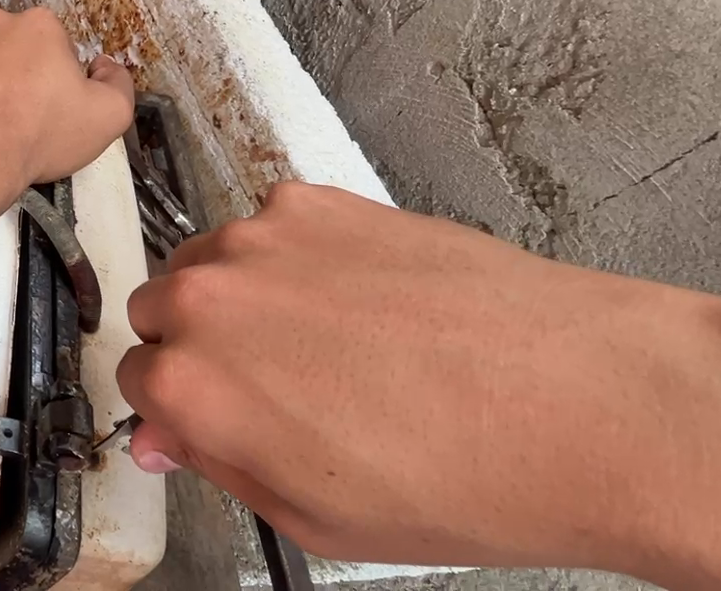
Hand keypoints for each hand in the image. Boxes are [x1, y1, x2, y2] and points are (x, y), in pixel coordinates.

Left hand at [0, 7, 135, 194]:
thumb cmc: (40, 134)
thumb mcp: (109, 115)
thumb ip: (119, 82)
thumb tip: (106, 67)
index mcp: (38, 24)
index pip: (60, 46)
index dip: (64, 78)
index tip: (59, 106)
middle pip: (20, 49)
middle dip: (26, 76)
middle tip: (28, 117)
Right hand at [118, 182, 720, 587]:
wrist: (588, 404)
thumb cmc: (466, 480)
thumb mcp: (318, 518)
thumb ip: (215, 465)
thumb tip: (160, 437)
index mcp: (190, 383)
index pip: (133, 377)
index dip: (172, 402)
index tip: (204, 408)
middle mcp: (199, 300)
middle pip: (153, 310)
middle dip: (192, 342)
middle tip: (266, 374)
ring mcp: (250, 241)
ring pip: (202, 263)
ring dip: (234, 295)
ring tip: (321, 333)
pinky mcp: (303, 202)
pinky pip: (265, 228)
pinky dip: (290, 257)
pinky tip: (355, 294)